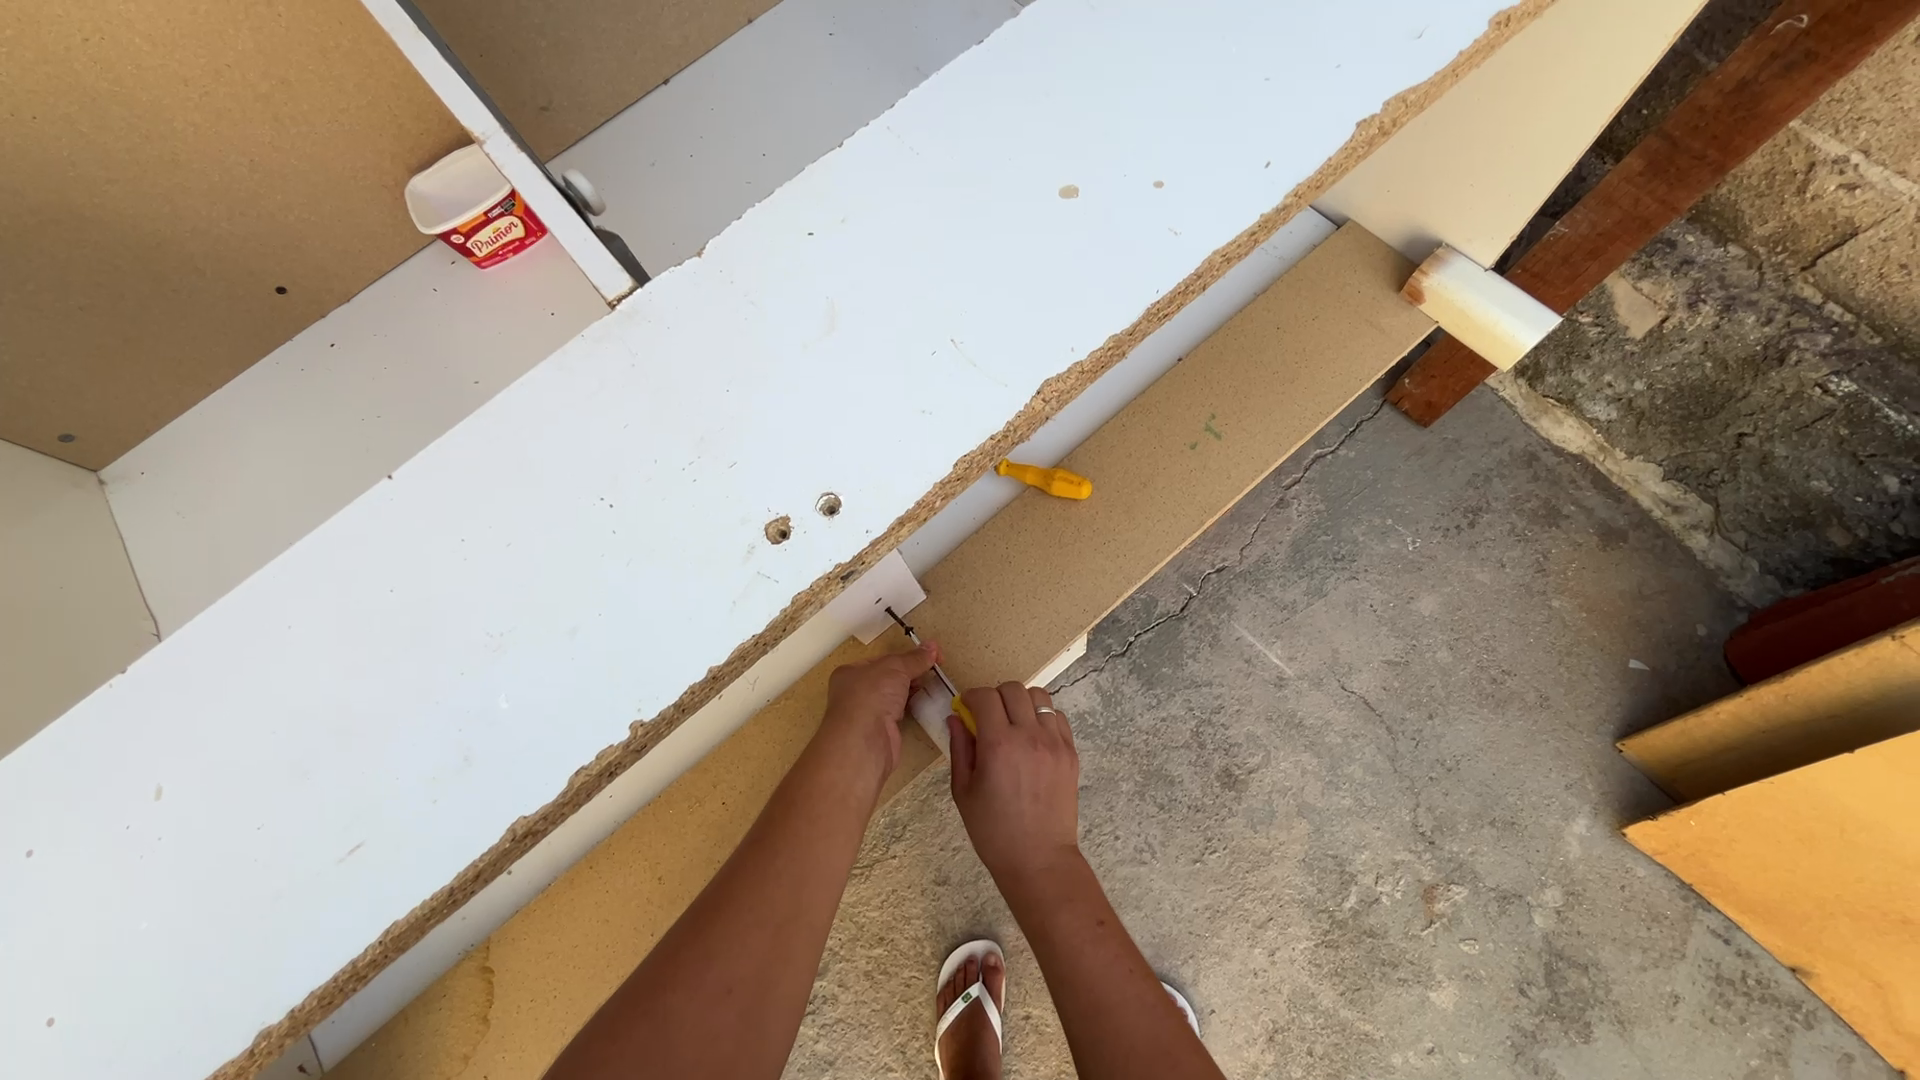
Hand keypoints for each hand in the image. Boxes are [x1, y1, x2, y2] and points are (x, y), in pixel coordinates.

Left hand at [816, 643, 937, 781]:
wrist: (865, 741)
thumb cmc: (871, 696)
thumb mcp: (895, 668)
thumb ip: (914, 658)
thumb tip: (932, 646)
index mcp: (851, 672)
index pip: (882, 660)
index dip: (906, 656)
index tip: (930, 654)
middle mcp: (856, 692)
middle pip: (889, 678)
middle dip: (911, 673)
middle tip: (934, 669)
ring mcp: (868, 713)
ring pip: (895, 696)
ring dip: (912, 690)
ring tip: (932, 684)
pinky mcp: (881, 731)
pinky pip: (900, 713)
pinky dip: (911, 707)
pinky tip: (923, 703)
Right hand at [948, 683, 1080, 887]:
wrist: (1039, 859)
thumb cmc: (994, 831)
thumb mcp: (964, 790)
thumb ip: (960, 748)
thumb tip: (956, 718)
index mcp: (998, 745)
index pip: (985, 696)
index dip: (971, 696)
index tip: (966, 707)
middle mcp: (1029, 736)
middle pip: (1013, 689)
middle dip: (995, 695)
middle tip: (987, 715)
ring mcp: (1054, 743)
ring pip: (1039, 696)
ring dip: (1022, 702)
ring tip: (1013, 722)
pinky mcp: (1070, 753)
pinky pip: (1058, 717)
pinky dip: (1043, 717)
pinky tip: (1033, 736)